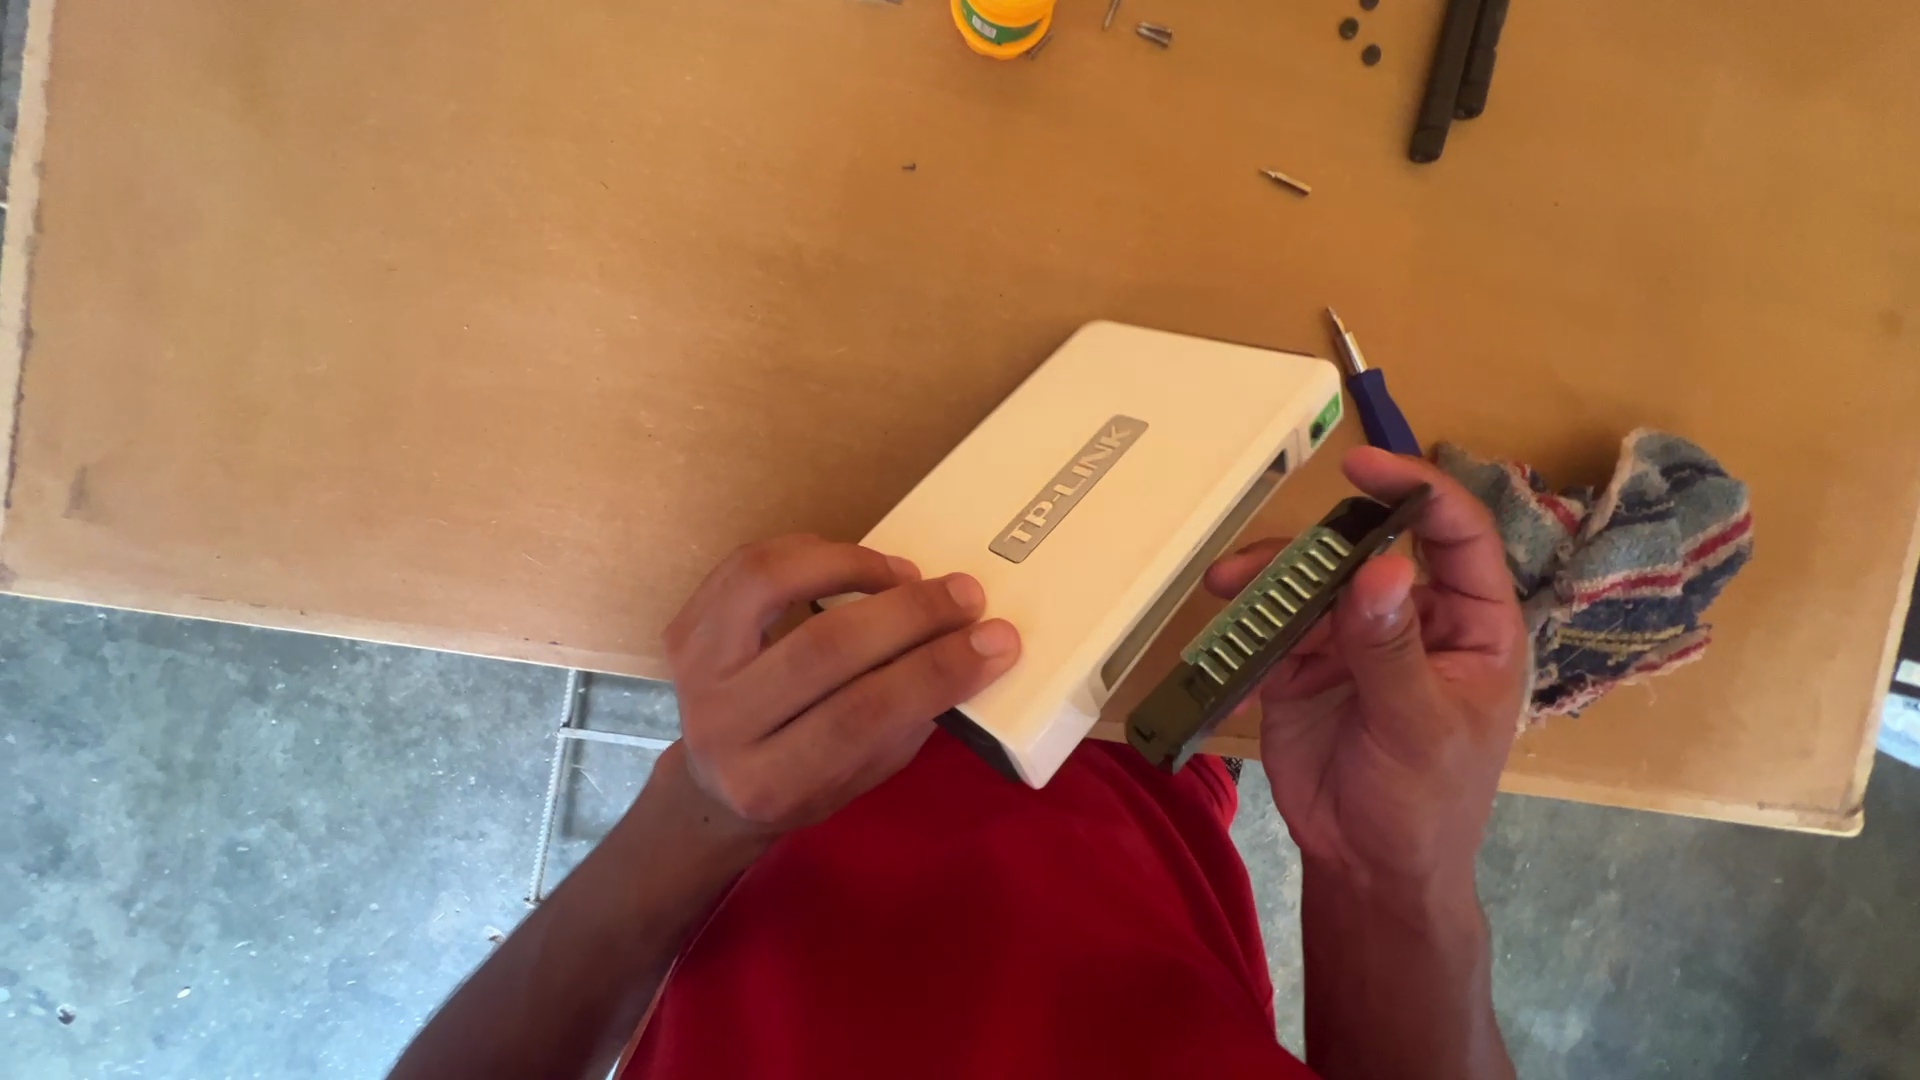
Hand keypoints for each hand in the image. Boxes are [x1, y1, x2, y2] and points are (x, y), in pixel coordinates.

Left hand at [663, 534, 1020, 838]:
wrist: (713, 787)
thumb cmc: (806, 785)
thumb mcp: (866, 776)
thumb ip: (907, 717)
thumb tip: (966, 645)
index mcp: (772, 781)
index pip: (864, 714)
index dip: (937, 670)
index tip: (998, 639)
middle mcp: (722, 726)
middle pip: (824, 647)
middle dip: (911, 613)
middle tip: (967, 594)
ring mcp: (693, 670)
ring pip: (771, 584)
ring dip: (853, 565)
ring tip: (905, 573)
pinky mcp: (684, 628)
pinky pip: (749, 562)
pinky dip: (811, 550)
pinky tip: (853, 563)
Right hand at [1206, 449, 1529, 897]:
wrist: (1363, 861)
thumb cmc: (1423, 800)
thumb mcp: (1417, 726)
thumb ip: (1391, 647)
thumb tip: (1377, 566)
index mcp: (1468, 624)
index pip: (1454, 537)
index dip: (1414, 492)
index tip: (1359, 466)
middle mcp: (1407, 619)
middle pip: (1356, 557)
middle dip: (1303, 556)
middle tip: (1251, 566)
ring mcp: (1349, 641)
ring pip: (1303, 589)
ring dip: (1261, 590)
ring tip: (1223, 593)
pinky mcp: (1300, 666)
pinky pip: (1268, 632)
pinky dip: (1244, 639)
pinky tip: (1229, 662)